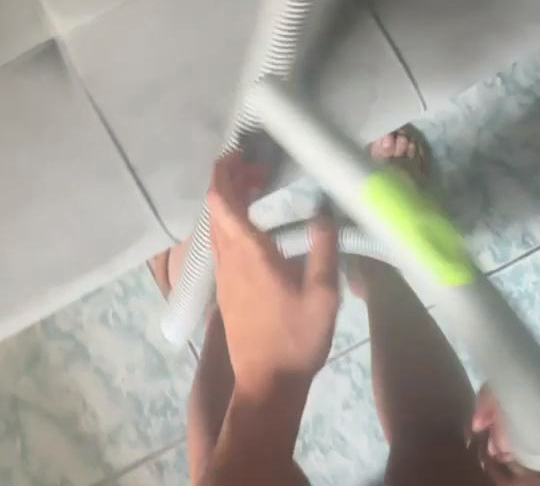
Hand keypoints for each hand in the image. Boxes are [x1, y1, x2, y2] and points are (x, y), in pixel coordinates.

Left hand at [207, 152, 341, 398]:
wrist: (266, 385)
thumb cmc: (295, 339)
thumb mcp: (322, 295)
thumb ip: (323, 249)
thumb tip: (322, 211)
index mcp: (246, 251)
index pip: (220, 199)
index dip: (225, 170)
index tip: (243, 154)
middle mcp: (227, 257)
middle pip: (216, 206)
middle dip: (232, 180)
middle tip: (262, 171)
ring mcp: (223, 273)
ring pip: (217, 224)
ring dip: (233, 201)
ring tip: (263, 192)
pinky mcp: (226, 288)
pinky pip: (222, 241)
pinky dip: (234, 221)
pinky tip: (259, 229)